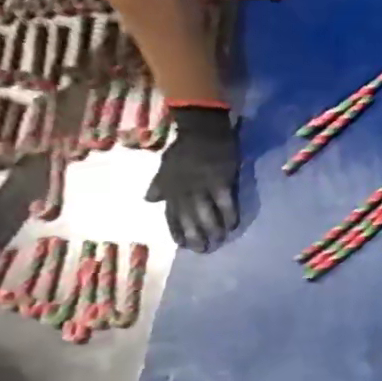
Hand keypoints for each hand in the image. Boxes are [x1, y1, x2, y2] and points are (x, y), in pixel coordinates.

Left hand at [145, 105, 239, 251]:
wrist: (202, 130)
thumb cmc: (184, 149)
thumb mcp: (165, 165)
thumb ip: (160, 184)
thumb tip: (149, 200)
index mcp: (171, 189)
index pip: (171, 216)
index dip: (177, 232)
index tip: (183, 246)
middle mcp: (185, 192)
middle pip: (189, 221)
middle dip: (195, 238)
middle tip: (204, 250)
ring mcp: (203, 188)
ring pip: (207, 216)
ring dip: (213, 231)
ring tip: (219, 241)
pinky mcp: (221, 183)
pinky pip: (226, 205)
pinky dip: (229, 217)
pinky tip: (233, 226)